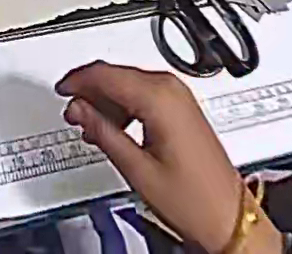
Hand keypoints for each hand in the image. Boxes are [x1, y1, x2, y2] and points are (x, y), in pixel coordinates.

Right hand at [57, 62, 280, 253]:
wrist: (229, 217)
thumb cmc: (193, 199)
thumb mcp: (136, 169)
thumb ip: (103, 131)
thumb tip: (78, 108)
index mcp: (158, 96)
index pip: (106, 74)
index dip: (78, 80)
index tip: (62, 90)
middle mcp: (169, 86)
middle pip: (116, 74)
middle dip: (89, 90)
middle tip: (72, 110)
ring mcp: (176, 92)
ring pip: (127, 82)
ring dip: (105, 98)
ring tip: (89, 124)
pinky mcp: (179, 103)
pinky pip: (142, 91)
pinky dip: (122, 103)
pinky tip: (112, 126)